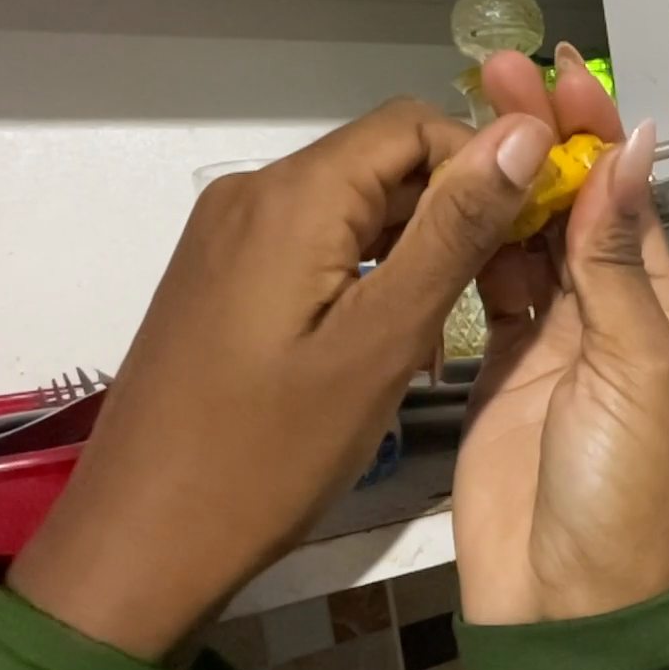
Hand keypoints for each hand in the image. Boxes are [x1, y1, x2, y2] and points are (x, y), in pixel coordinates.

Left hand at [9, 99, 555, 659]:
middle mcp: (256, 193)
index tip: (527, 233)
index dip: (484, 164)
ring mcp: (235, 236)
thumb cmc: (269, 452)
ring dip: (422, 247)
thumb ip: (453, 231)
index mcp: (293, 196)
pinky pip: (324, 246)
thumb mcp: (382, 339)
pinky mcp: (230, 277)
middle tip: (507, 286)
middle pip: (386, 163)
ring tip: (459, 320)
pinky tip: (399, 332)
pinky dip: (377, 271)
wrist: (140, 545)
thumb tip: (522, 135)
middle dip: (458, 211)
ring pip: (359, 207)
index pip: (414, 124)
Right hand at [453, 44, 668, 624]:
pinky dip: (474, 245)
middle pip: (572, 209)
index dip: (597, 136)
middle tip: (496, 75)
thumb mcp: (633, 363)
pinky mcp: (502, 367)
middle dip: (541, 143)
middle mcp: (607, 313)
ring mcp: (551, 340)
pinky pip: (489, 290)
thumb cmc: (616, 483)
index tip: (563, 75)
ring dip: (505, 184)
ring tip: (467, 122)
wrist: (560, 595)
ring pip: (528, 242)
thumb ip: (617, 259)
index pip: (624, 201)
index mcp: (654, 308)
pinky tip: (454, 199)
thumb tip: (633, 150)